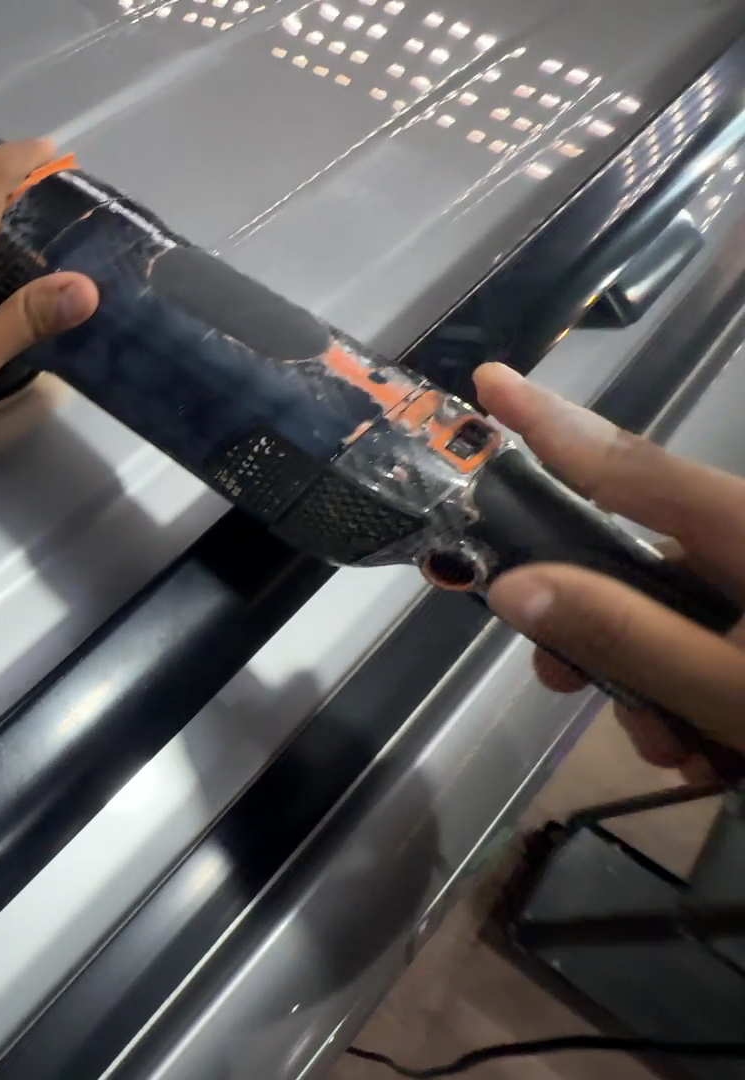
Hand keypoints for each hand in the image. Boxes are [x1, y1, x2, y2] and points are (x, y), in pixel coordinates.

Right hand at [474, 363, 744, 773]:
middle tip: (564, 681)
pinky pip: (712, 638)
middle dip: (586, 626)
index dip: (548, 423)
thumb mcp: (742, 694)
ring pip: (665, 612)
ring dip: (641, 676)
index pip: (626, 467)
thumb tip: (511, 586)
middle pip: (628, 561)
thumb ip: (625, 636)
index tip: (489, 381)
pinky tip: (707, 743)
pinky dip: (692, 688)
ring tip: (670, 745)